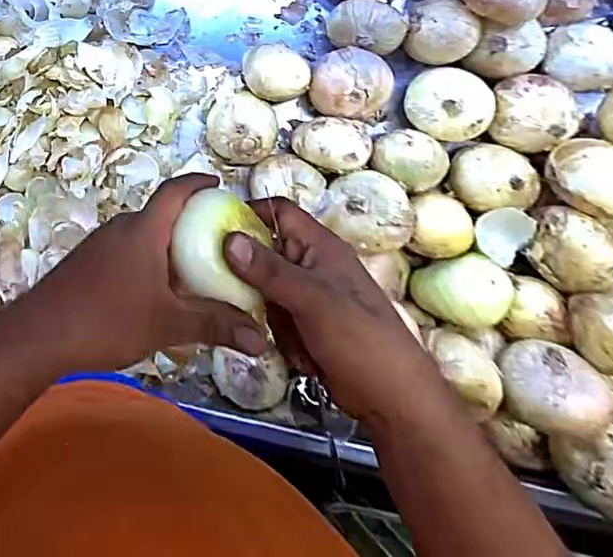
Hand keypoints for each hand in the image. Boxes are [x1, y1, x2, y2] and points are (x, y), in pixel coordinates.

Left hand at [2, 174, 269, 373]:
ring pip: (143, 235)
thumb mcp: (168, 324)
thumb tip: (260, 338)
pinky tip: (155, 291)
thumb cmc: (108, 318)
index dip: (197, 182)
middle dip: (189, 223)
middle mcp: (121, 227)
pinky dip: (147, 259)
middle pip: (161, 214)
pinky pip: (126, 249)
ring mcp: (100, 243)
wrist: (41, 333)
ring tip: (192, 271)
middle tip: (216, 241)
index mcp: (143, 229)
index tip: (217, 183)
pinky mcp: (87, 261)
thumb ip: (215, 325)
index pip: (175, 191)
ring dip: (167, 246)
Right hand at [225, 198, 420, 428]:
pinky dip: (285, 340)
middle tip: (242, 298)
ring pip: (266, 292)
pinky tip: (305, 358)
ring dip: (272, 318)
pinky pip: (278, 321)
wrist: (396, 402)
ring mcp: (312, 298)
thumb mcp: (311, 299)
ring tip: (294, 339)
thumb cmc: (361, 340)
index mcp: (319, 246)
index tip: (216, 229)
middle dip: (254, 281)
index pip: (278, 211)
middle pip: (265, 255)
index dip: (248, 213)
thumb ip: (269, 269)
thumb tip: (229, 238)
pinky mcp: (309, 327)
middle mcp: (313, 265)